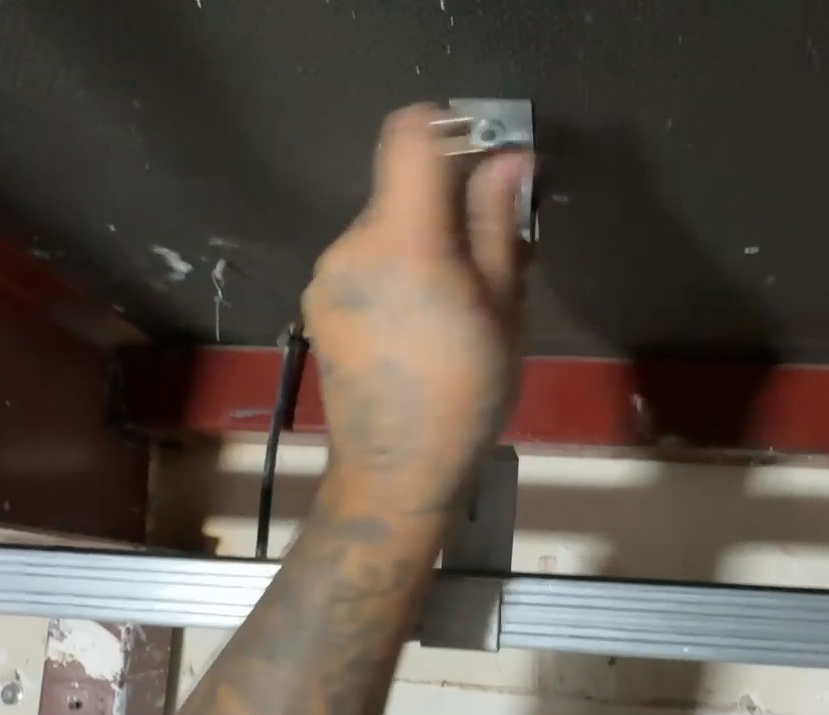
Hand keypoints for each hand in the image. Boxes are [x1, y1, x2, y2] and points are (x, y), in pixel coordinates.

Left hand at [301, 104, 530, 514]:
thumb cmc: (465, 396)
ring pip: (383, 229)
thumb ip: (499, 226)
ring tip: (451, 307)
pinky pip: (363, 264)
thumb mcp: (503, 312)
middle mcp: (351, 245)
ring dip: (421, 243)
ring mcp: (326, 278)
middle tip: (487, 260)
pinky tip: (415, 327)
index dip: (451, 129)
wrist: (396, 471)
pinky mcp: (319, 305)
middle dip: (446, 205)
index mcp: (404, 240)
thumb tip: (509, 158)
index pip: (411, 133)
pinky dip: (394, 273)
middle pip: (400, 186)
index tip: (486, 164)